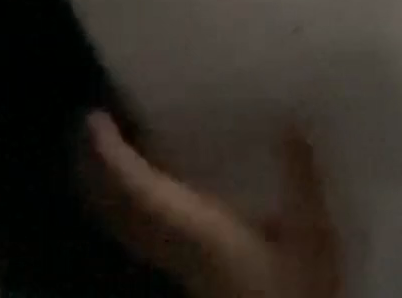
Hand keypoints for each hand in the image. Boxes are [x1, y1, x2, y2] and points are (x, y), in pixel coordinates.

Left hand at [84, 112, 341, 297]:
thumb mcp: (312, 233)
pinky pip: (137, 226)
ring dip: (105, 183)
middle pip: (117, 209)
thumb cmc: (298, 289)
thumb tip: (290, 122)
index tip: (95, 120)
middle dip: (95, 167)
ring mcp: (173, 261)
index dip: (113, 158)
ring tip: (104, 144)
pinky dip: (125, 198)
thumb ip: (301, 179)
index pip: (143, 193)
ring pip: (122, 221)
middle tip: (90, 121)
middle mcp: (174, 247)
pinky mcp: (183, 267)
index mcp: (201, 233)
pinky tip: (143, 183)